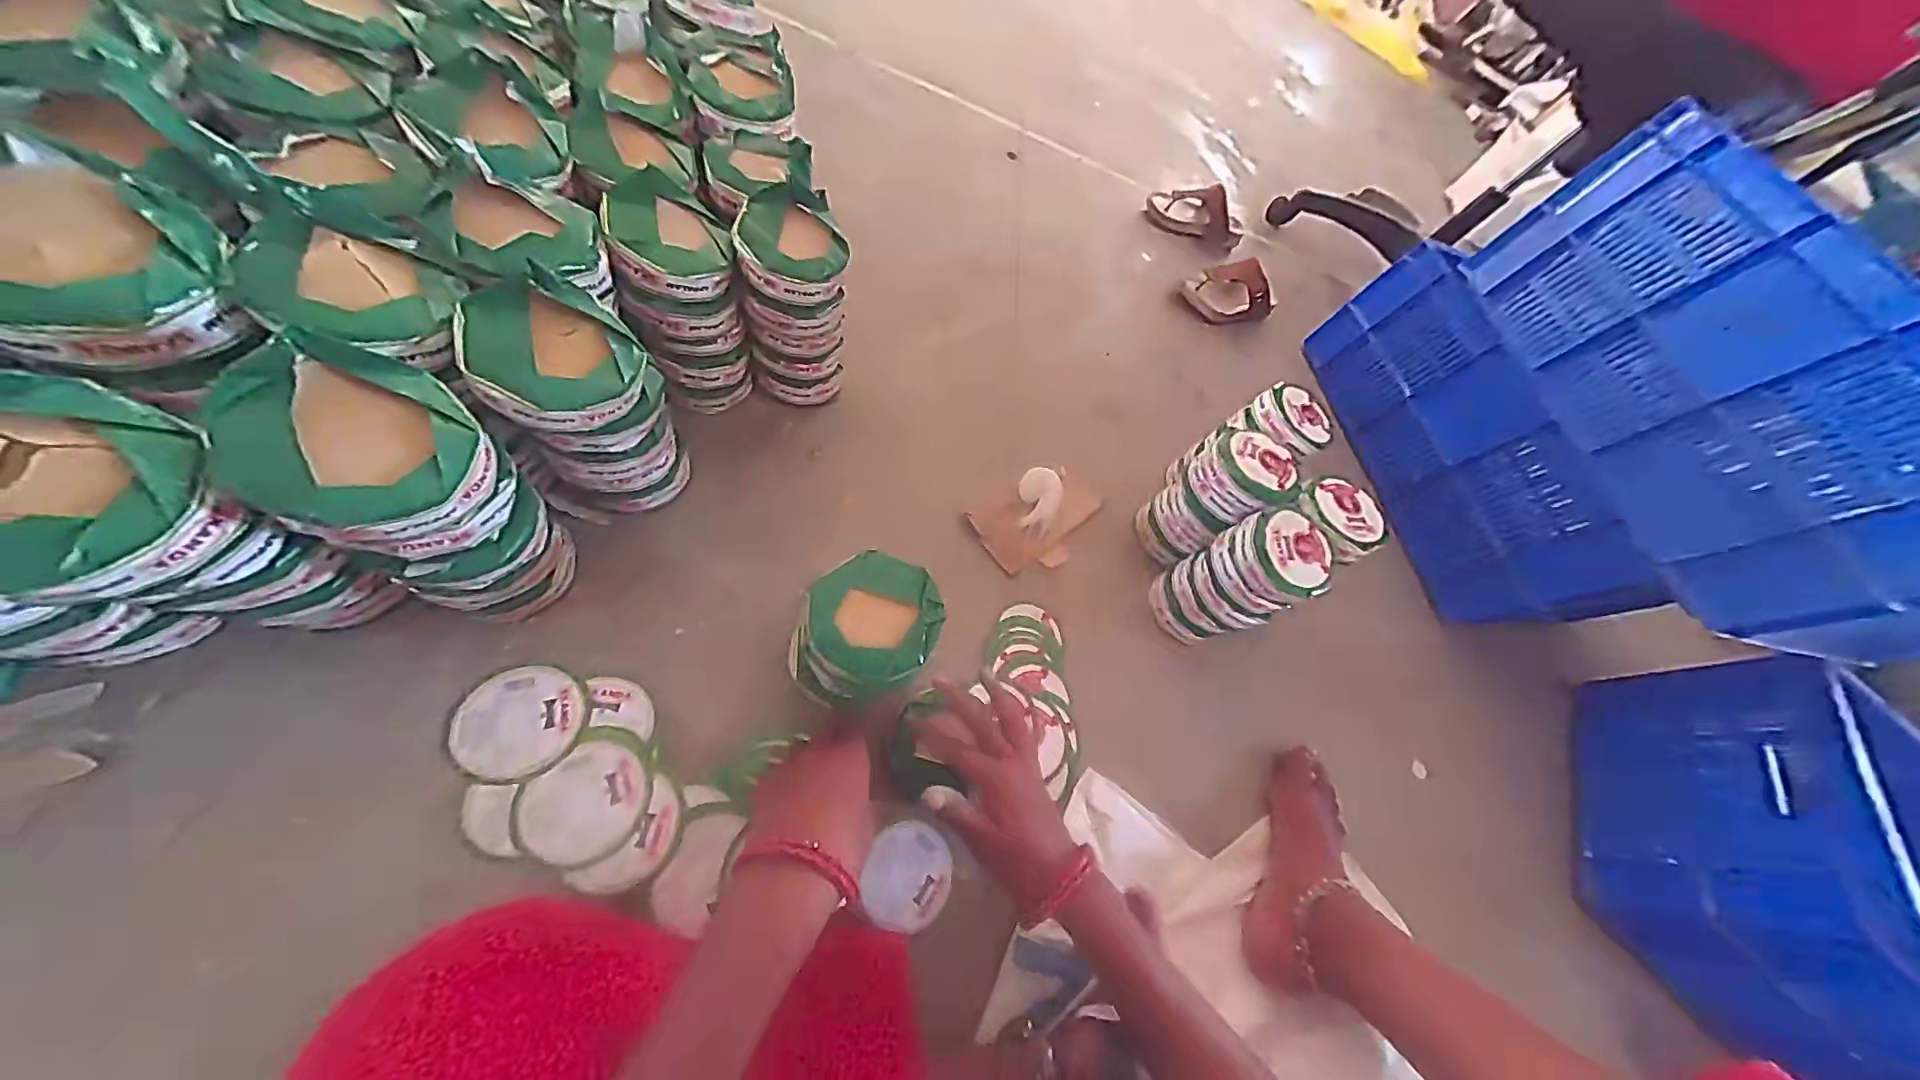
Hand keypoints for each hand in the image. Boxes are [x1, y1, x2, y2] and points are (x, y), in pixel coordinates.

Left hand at [740, 726, 875, 875]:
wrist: (787, 874)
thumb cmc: (842, 847)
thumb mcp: (871, 820)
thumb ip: (874, 795)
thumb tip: (878, 788)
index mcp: (851, 752)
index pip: (865, 726)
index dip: (871, 732)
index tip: (879, 741)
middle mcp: (817, 749)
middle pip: (832, 733)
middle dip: (842, 742)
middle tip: (851, 763)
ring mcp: (787, 764)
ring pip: (806, 751)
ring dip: (815, 761)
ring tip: (822, 785)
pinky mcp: (763, 785)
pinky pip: (785, 772)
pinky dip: (794, 781)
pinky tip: (797, 802)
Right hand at [919, 674, 1079, 909]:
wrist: (1057, 873)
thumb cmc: (1016, 860)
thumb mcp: (981, 841)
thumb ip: (956, 812)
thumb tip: (926, 792)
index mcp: (995, 777)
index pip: (956, 749)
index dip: (931, 735)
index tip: (910, 721)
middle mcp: (1012, 761)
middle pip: (983, 722)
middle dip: (960, 700)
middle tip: (939, 681)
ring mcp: (1027, 762)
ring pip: (1013, 718)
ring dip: (999, 693)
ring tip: (985, 672)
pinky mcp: (1036, 769)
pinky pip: (1033, 734)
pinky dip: (1029, 716)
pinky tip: (1027, 702)